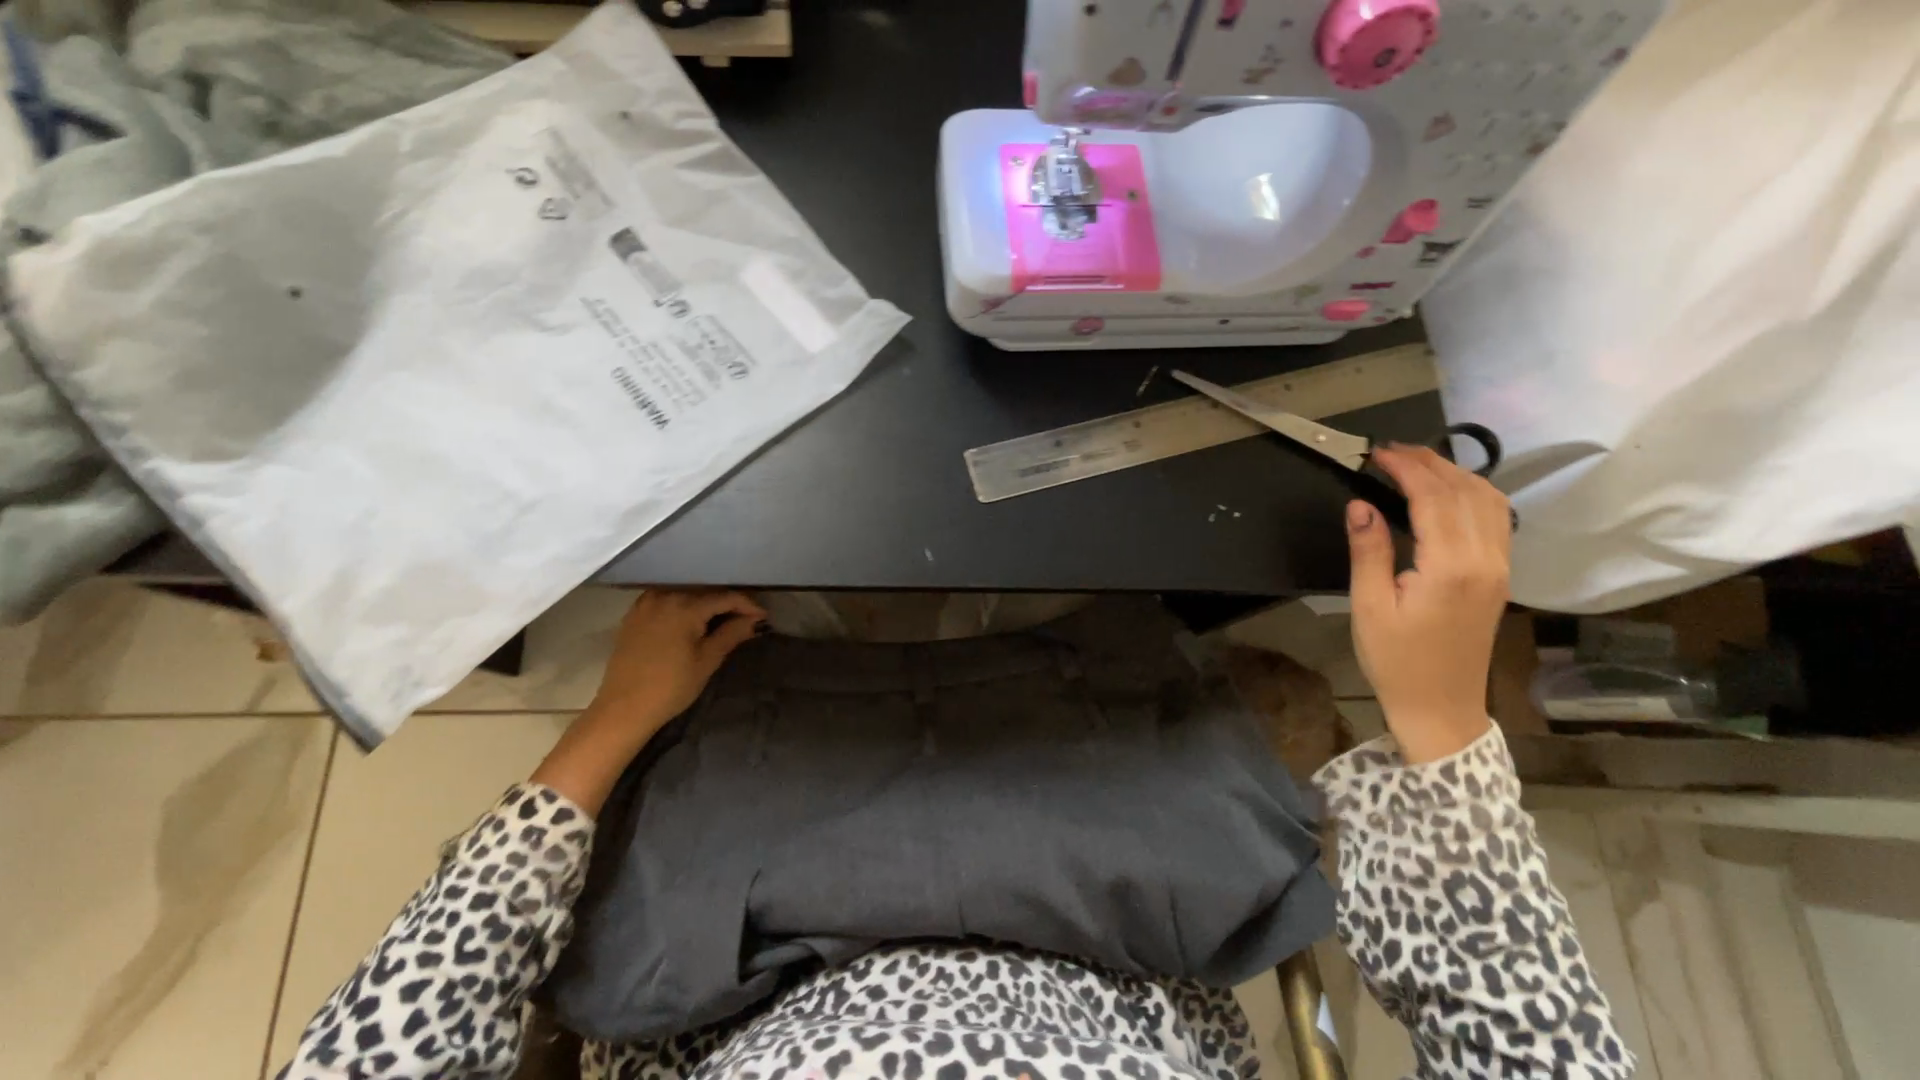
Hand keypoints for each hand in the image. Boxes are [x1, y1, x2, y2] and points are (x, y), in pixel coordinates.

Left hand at [531, 589, 765, 814]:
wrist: (624, 708)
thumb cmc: (670, 687)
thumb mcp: (707, 661)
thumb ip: (732, 634)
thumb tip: (755, 620)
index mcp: (685, 605)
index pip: (725, 597)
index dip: (747, 605)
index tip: (763, 618)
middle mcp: (664, 595)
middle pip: (705, 592)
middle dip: (727, 604)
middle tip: (747, 620)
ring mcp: (646, 603)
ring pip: (685, 595)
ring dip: (705, 605)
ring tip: (722, 621)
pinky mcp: (634, 614)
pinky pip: (667, 602)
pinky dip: (683, 608)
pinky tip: (693, 623)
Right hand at [1346, 445, 1510, 764]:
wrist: (1440, 707)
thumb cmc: (1396, 661)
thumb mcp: (1369, 606)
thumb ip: (1369, 550)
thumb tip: (1361, 504)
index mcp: (1450, 566)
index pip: (1433, 497)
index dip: (1406, 468)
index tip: (1377, 453)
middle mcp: (1485, 559)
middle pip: (1466, 491)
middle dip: (1430, 463)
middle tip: (1392, 451)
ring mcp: (1499, 567)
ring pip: (1489, 500)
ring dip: (1455, 474)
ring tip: (1417, 465)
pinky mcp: (1499, 576)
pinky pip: (1496, 519)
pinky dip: (1473, 495)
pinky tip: (1448, 494)